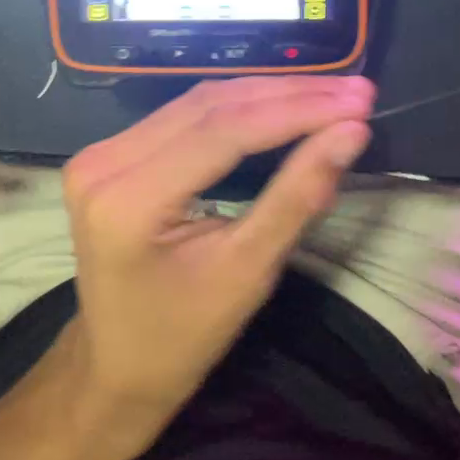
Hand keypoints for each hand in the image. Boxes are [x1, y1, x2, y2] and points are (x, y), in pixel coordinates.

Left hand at [55, 75, 374, 459]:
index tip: (359, 100)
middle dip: (288, 94)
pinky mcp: (111, 152)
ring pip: (198, 102)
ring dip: (267, 94)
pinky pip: (182, 115)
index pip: (222, 131)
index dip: (295, 109)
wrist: (117, 367)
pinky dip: (237, 108)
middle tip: (356, 91)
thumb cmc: (182, 336)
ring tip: (331, 92)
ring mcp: (100, 152)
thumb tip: (351, 133)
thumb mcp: (247, 272)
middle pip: (209, 106)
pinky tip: (281, 103)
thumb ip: (297, 196)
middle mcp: (104, 162)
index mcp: (127, 199)